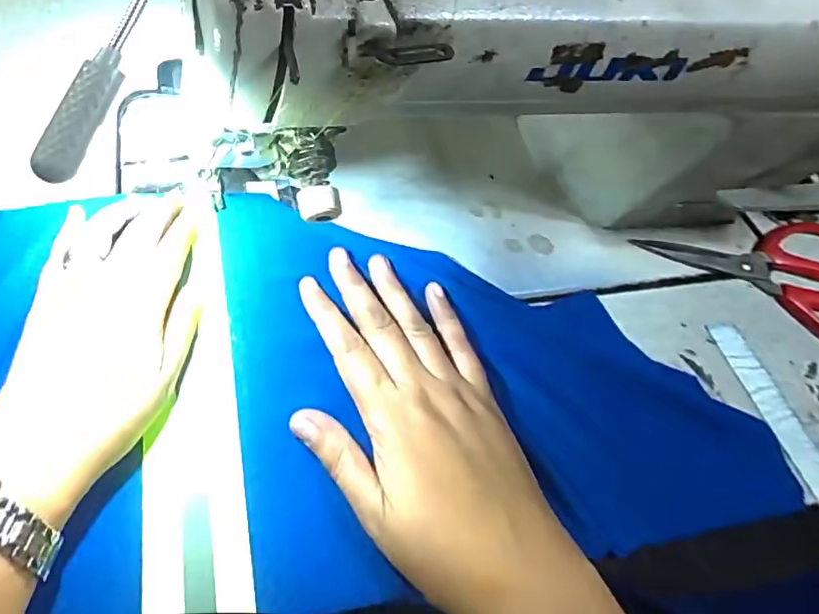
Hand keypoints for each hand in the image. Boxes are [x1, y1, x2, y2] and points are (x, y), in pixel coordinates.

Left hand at [0, 197, 201, 526]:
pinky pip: (59, 252)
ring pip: (100, 231)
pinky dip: (69, 229)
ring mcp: (73, 286)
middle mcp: (109, 281)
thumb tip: (198, 291)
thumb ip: (182, 328)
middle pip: (139, 231)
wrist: (36, 445)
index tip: (197, 211)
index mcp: (143, 299)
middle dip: (160, 210)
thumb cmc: (109, 417)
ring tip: (138, 204)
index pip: (171, 249)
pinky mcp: (45, 297)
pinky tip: (76, 215)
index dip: (186, 226)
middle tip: (174, 199)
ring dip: (122, 211)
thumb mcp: (162, 380)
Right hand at [292, 249, 622, 613]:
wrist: (518, 563)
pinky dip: (449, 315)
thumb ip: (340, 459)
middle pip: (382, 330)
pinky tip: (437, 291)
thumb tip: (300, 416)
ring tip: (379, 260)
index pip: (350, 354)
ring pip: (419, 328)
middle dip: (357, 289)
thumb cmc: (439, 546)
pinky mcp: (484, 397)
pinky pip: (463, 346)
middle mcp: (422, 391)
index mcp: (391, 418)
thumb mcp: (378, 515)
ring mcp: (457, 390)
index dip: (327, 316)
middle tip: (340, 255)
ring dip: (396, 291)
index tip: (310, 285)